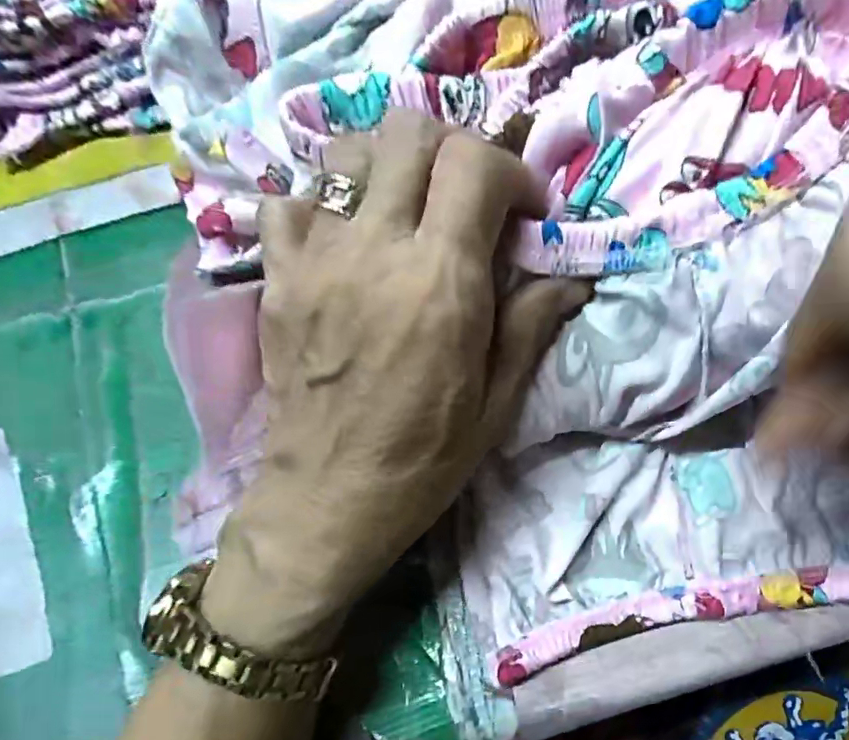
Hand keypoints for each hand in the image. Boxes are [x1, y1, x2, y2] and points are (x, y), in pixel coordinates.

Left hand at [200, 111, 592, 655]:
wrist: (329, 497)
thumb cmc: (423, 462)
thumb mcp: (495, 405)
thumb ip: (530, 326)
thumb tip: (571, 277)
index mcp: (441, 284)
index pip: (475, 165)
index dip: (511, 175)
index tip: (523, 217)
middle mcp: (375, 250)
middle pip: (411, 134)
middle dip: (454, 154)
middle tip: (469, 203)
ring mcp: (317, 257)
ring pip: (349, 151)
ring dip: (391, 167)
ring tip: (409, 212)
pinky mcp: (278, 276)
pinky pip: (291, 197)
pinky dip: (325, 199)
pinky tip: (346, 239)